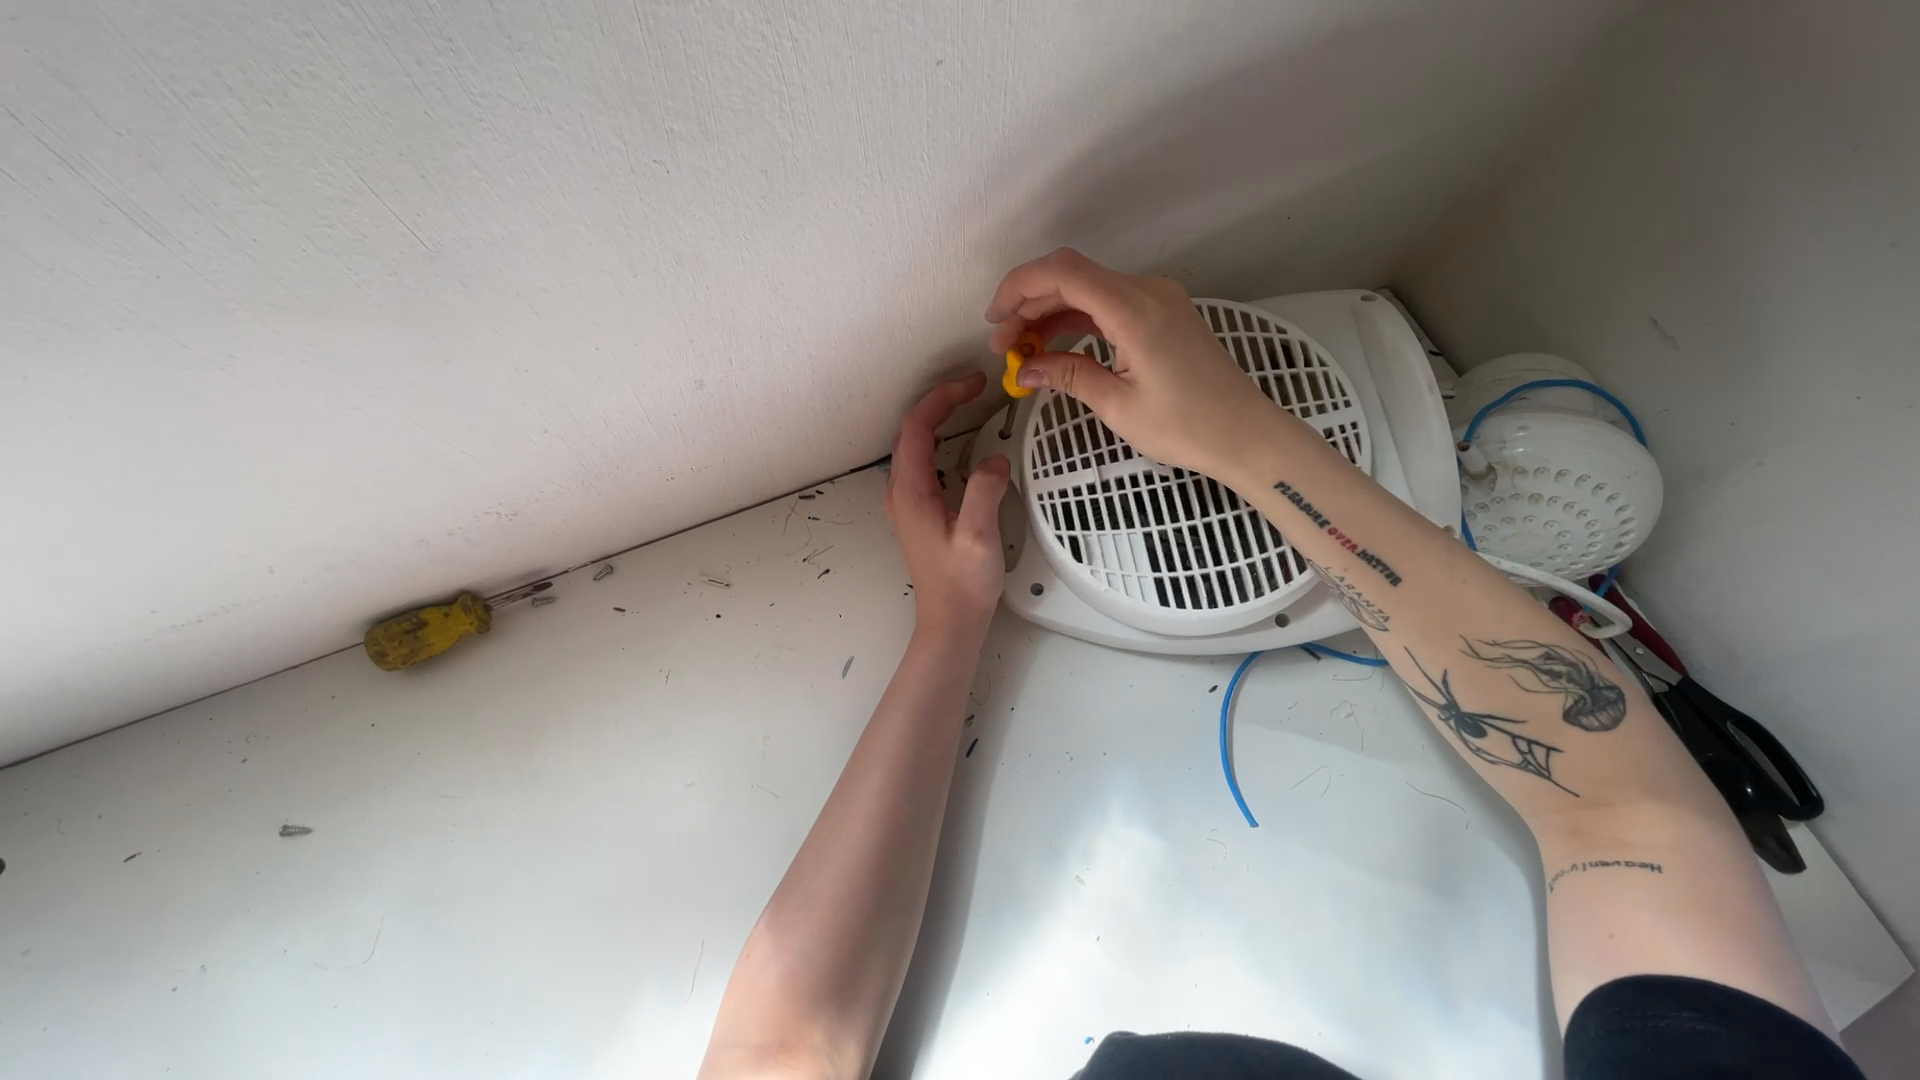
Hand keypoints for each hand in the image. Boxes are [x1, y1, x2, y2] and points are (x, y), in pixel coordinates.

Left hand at [884, 373, 1011, 637]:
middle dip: (941, 402)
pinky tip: (960, 443)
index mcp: (911, 492)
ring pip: (915, 445)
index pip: (918, 427)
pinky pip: (922, 463)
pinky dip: (939, 441)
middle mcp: (901, 493)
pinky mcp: (918, 512)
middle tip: (974, 387)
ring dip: (938, 419)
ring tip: (968, 404)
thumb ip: (986, 490)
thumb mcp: (979, 535)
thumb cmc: (961, 585)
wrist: (950, 620)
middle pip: (912, 431)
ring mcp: (907, 503)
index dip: (943, 398)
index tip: (973, 384)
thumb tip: (994, 460)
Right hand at [985, 248, 1284, 477]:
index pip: (1063, 272)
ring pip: (1088, 289)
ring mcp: (1158, 299)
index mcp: (1134, 310)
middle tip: (1003, 347)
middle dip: (1029, 305)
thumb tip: (1026, 367)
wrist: (1245, 434)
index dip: (1019, 287)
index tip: (993, 320)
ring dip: (1051, 313)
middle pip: (1072, 276)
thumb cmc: (1188, 426)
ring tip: (1023, 351)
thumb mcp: (1117, 405)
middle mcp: (1147, 291)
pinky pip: (1109, 304)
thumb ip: (1068, 375)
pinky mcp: (1163, 314)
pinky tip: (1057, 347)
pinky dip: (1077, 320)